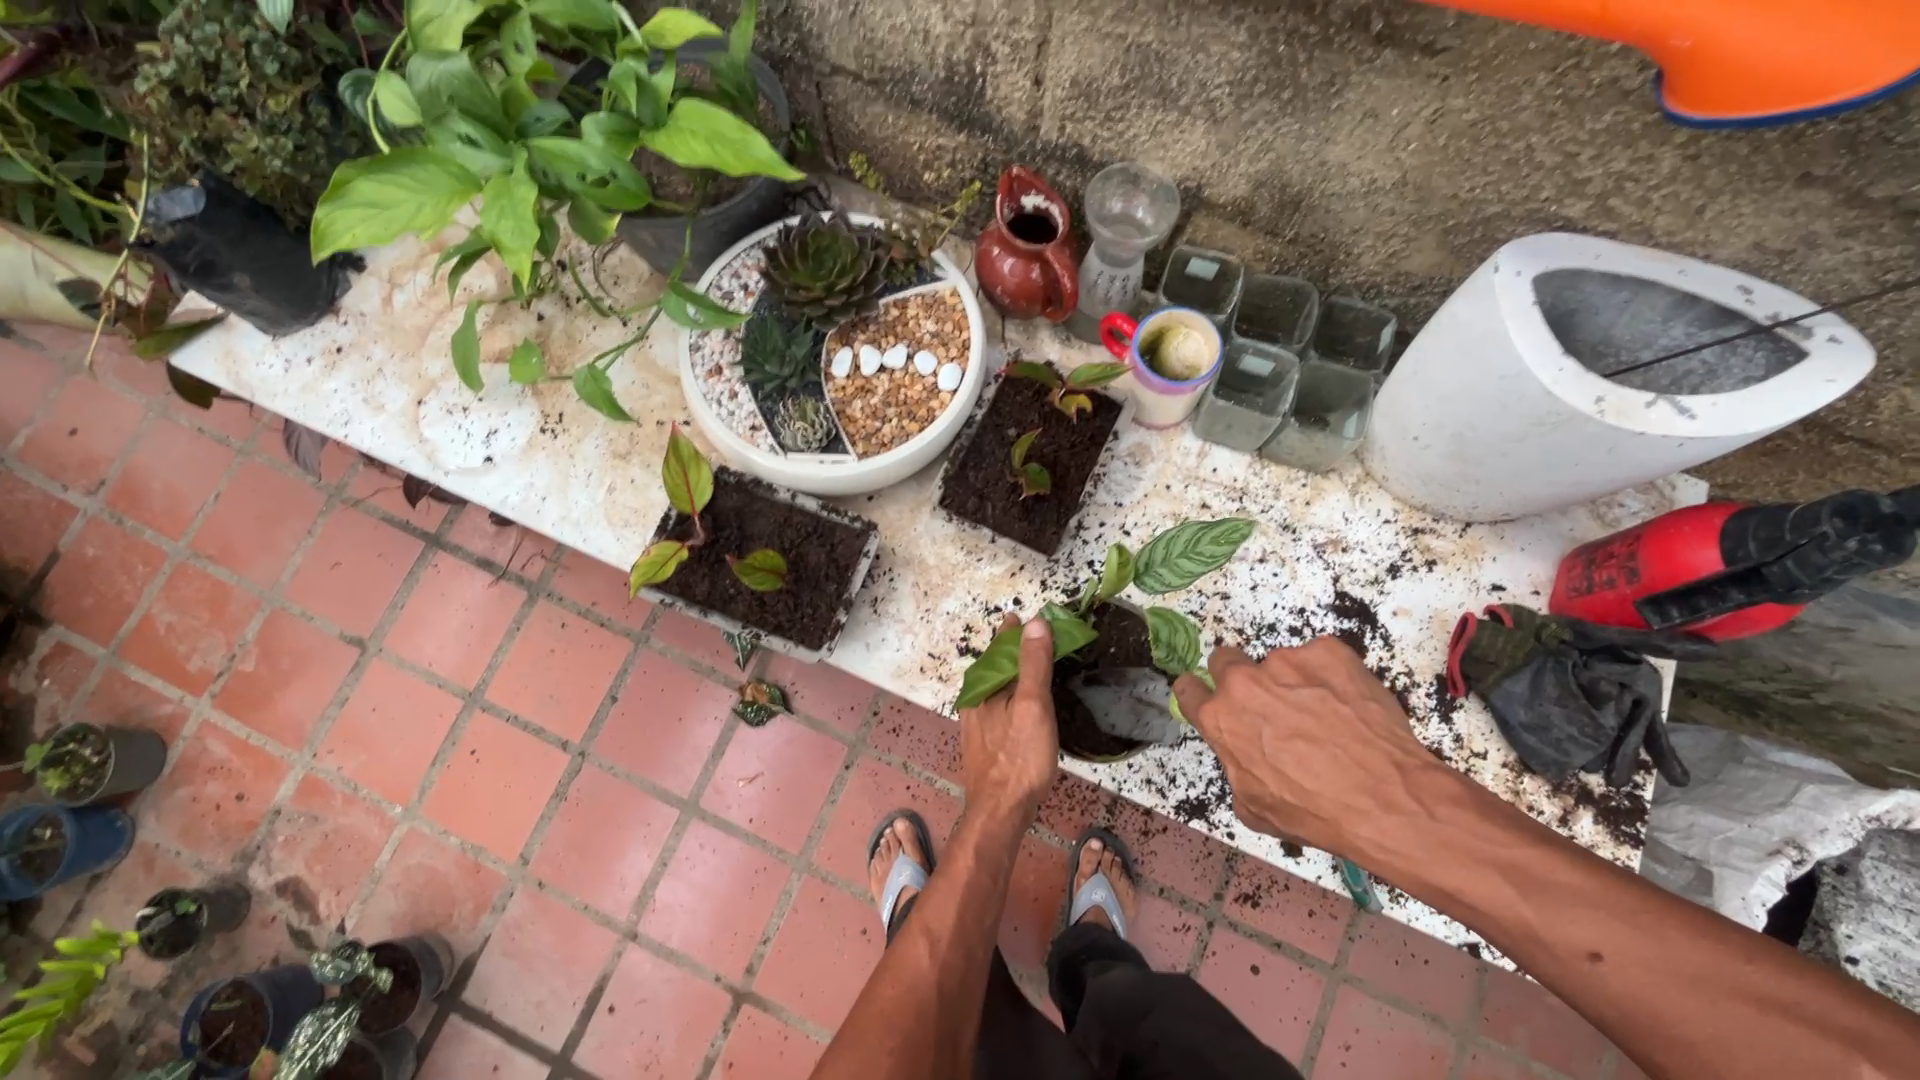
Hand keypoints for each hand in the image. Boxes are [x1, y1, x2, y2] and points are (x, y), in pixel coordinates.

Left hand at [958, 613, 1058, 822]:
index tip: (1028, 617)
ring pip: (994, 688)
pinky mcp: (982, 743)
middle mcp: (974, 701)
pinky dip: (1009, 696)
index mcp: (983, 687)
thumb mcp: (1033, 705)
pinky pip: (995, 707)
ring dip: (1010, 675)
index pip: (999, 648)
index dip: (1014, 632)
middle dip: (1011, 651)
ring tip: (1029, 667)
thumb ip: (1033, 664)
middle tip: (1033, 638)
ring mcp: (976, 723)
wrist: (1000, 810)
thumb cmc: (1020, 758)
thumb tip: (1034, 622)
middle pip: (994, 667)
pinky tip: (1019, 706)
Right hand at [1173, 637, 1451, 856]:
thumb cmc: (1314, 812)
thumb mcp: (1254, 806)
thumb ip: (1236, 766)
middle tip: (1268, 705)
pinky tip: (1348, 706)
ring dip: (1293, 683)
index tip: (1208, 698)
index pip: (1188, 689)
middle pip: (1224, 660)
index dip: (1197, 694)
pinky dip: (1330, 677)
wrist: (1384, 797)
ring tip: (1326, 716)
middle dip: (1239, 678)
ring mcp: (1287, 661)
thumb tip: (1246, 755)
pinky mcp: (1329, 651)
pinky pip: (1321, 658)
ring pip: (1280, 665)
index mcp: (1219, 719)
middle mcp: (1244, 682)